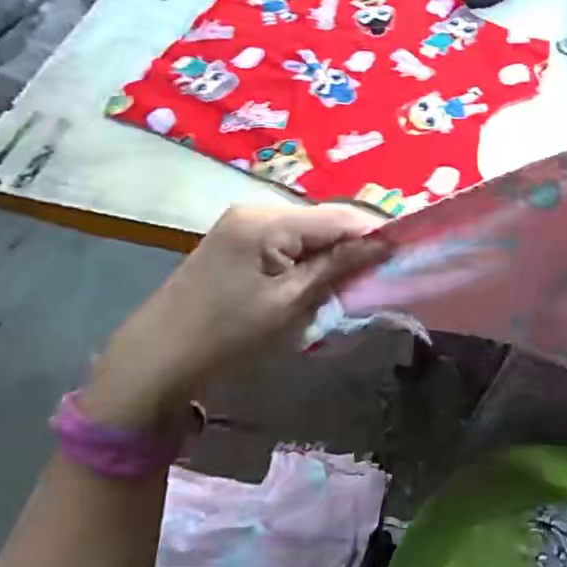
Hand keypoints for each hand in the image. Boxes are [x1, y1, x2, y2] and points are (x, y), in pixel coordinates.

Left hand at [81, 202, 388, 430]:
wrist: (157, 358)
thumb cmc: (226, 335)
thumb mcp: (290, 303)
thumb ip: (338, 266)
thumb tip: (386, 243)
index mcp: (267, 220)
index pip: (340, 215)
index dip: (378, 231)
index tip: (409, 253)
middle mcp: (256, 208)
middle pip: (326, 218)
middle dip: (358, 242)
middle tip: (384, 274)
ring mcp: (245, 221)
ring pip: (311, 229)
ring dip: (336, 251)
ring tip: (357, 280)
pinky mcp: (239, 238)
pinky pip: (290, 239)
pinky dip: (312, 257)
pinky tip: (323, 278)